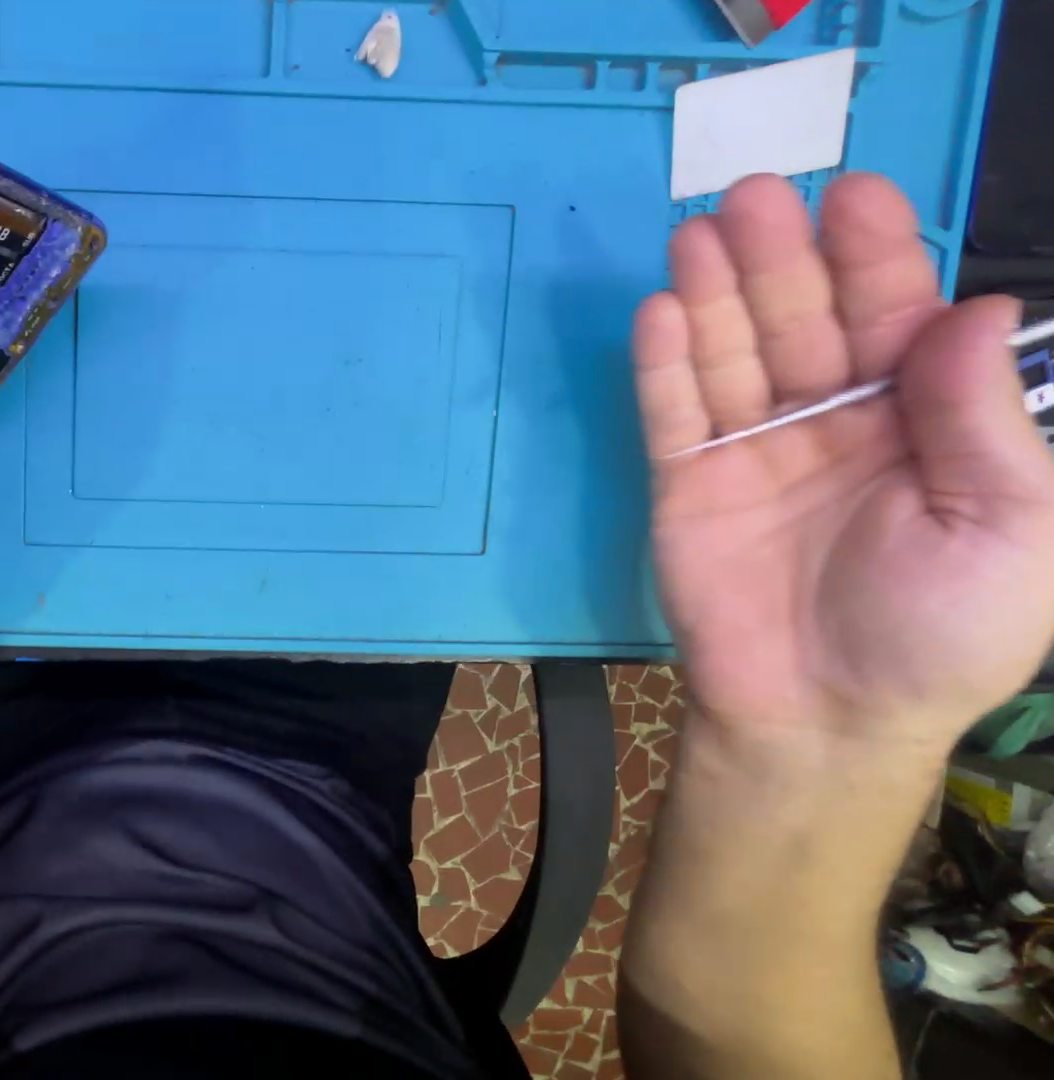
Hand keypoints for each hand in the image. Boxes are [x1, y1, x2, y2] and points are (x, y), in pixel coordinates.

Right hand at [633, 173, 1053, 757]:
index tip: (851, 193)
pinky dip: (664, 365)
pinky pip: (672, 413)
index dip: (875, 256)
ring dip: (714, 293)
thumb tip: (968, 309)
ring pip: (728, 356)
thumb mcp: (1013, 525)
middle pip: (798, 323)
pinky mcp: (684, 483)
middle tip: (749, 191)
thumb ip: (981, 419)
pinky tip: (661, 313)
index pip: (892, 321)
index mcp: (920, 425)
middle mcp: (830, 423)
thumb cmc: (939, 627)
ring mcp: (749, 452)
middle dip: (778, 256)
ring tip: (696, 233)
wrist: (822, 710)